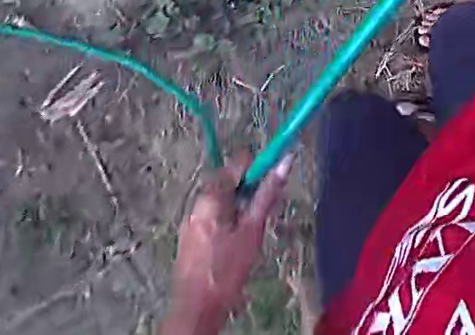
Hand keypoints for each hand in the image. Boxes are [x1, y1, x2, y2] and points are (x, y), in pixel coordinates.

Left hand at [159, 154, 293, 334]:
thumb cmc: (227, 270)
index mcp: (211, 197)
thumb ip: (268, 193)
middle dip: (248, 190)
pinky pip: (212, 215)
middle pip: (228, 181)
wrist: (196, 314)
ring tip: (250, 229)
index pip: (237, 163)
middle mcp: (197, 203)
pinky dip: (227, 219)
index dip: (257, 168)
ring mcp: (190, 221)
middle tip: (261, 211)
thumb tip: (286, 160)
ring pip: (221, 199)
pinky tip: (234, 242)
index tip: (270, 181)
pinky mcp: (189, 238)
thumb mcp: (253, 229)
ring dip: (238, 205)